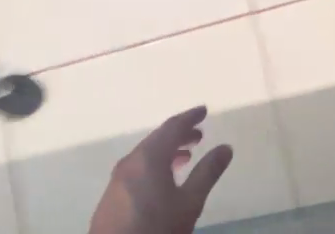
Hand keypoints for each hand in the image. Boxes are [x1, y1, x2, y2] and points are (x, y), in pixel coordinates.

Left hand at [88, 106, 233, 233]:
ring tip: (184, 158)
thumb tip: (225, 147)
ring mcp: (115, 182)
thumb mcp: (189, 203)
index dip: (190, 117)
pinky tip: (161, 183)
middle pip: (157, 139)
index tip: (204, 112)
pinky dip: (152, 167)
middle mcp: (129, 163)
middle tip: (199, 135)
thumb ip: (207, 173)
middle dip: (179, 135)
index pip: (172, 127)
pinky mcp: (109, 200)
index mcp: (148, 157)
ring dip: (166, 152)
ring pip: (144, 156)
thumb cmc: (156, 229)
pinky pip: (135, 171)